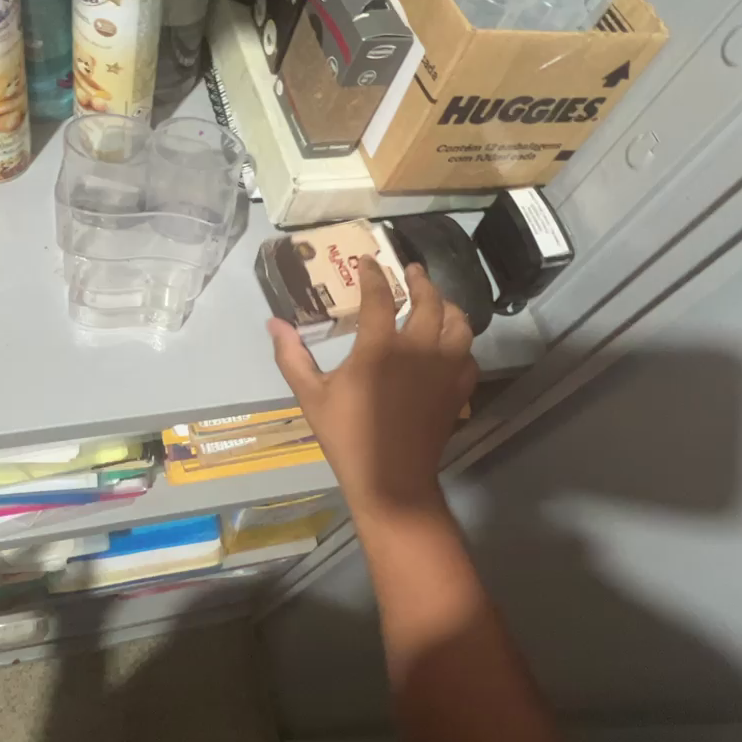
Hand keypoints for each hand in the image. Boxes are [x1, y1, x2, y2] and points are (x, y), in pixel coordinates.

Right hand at [269, 261, 476, 520]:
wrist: (392, 480)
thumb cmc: (347, 437)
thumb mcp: (311, 396)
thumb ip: (292, 356)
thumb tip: (274, 323)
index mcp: (381, 347)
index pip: (380, 296)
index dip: (373, 274)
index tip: (368, 261)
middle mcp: (419, 349)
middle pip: (429, 300)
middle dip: (419, 280)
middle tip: (412, 270)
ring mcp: (445, 368)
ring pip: (458, 323)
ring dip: (447, 305)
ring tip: (437, 300)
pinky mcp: (459, 389)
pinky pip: (468, 354)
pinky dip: (459, 341)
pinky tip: (448, 344)